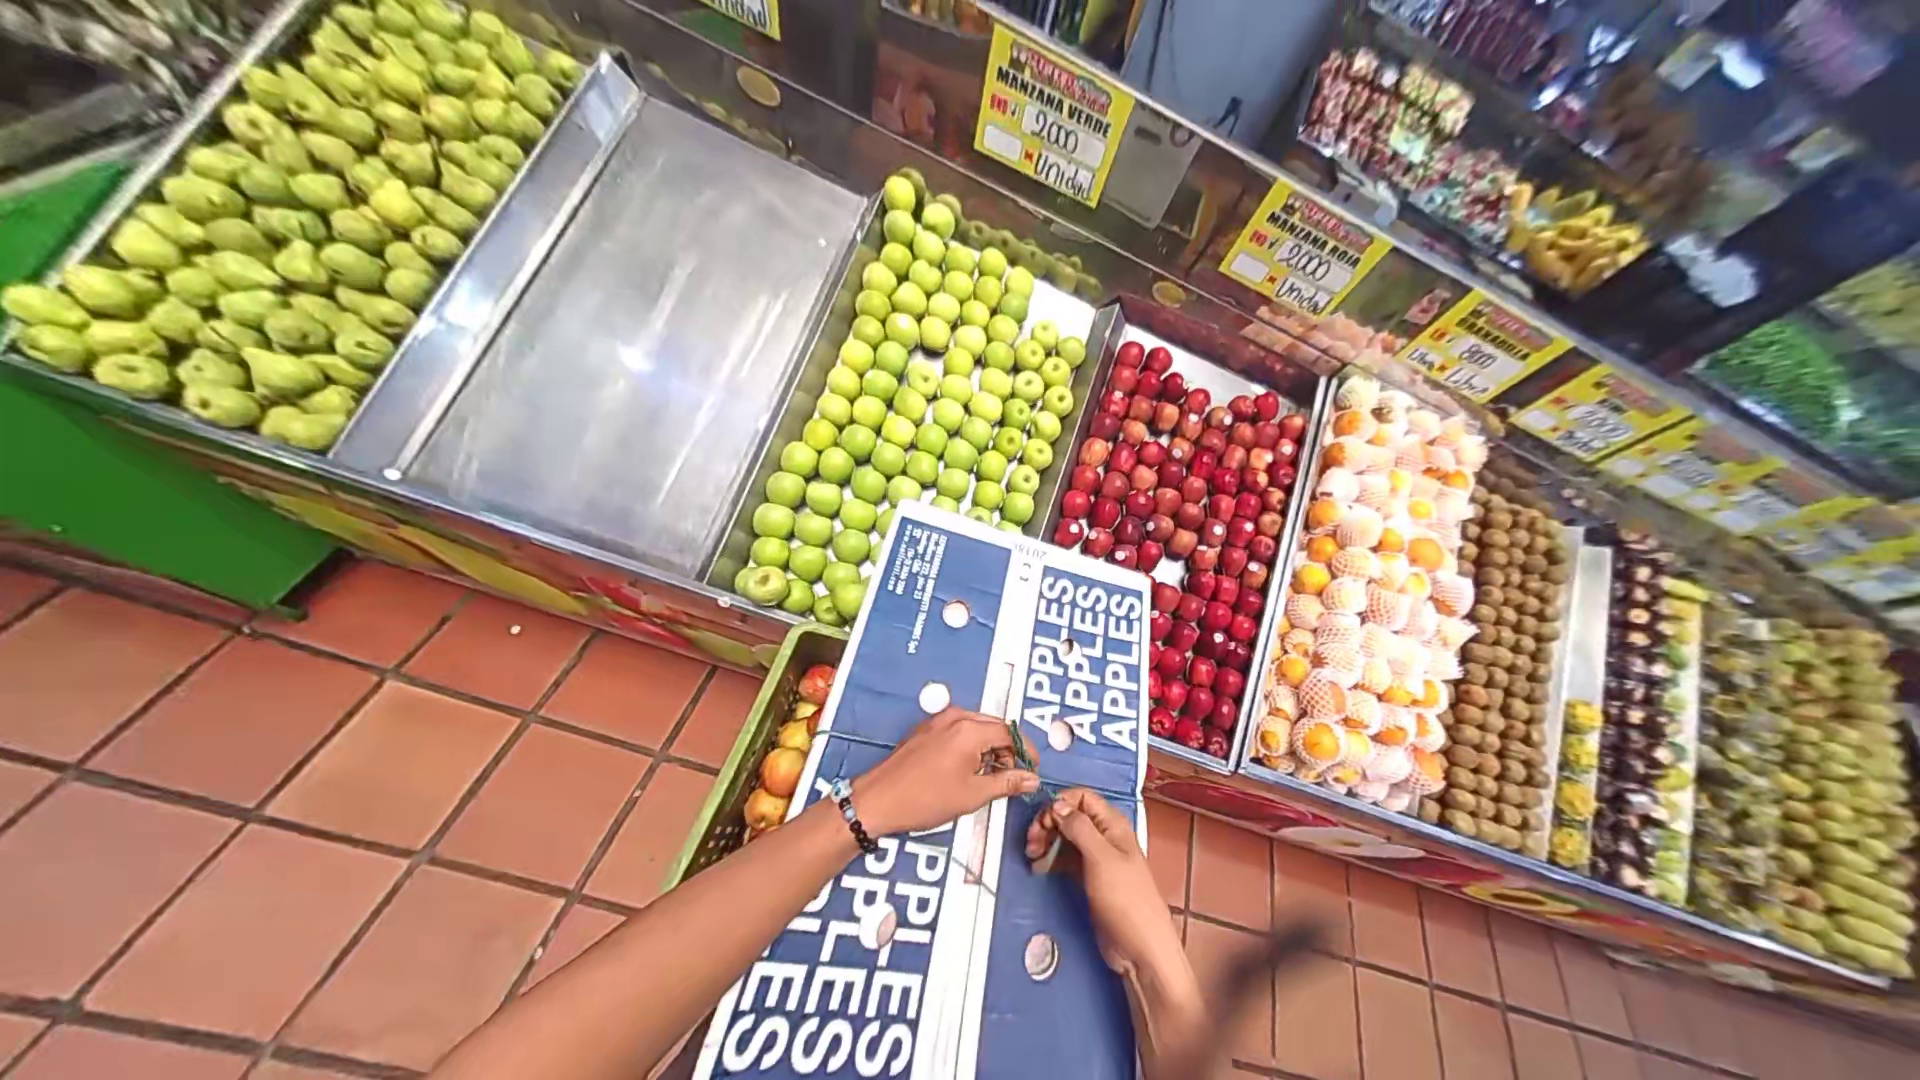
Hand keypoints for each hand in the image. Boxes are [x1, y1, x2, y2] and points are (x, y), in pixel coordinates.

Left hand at [853, 708, 1038, 835]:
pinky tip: (967, 769)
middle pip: (994, 726)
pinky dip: (970, 745)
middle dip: (1008, 750)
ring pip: (976, 727)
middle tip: (1012, 777)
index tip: (1032, 771)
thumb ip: (1006, 783)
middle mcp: (955, 717)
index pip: (1010, 733)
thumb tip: (1031, 779)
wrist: (879, 800)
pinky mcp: (926, 729)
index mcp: (969, 729)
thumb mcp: (973, 794)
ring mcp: (938, 721)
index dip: (1026, 753)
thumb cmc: (926, 798)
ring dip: (989, 748)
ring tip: (989, 777)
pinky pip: (959, 730)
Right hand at [1024, 789, 1185, 977]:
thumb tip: (1057, 804)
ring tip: (1032, 856)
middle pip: (1070, 816)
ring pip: (1065, 836)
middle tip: (1031, 842)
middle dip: (1048, 824)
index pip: (1081, 797)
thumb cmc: (1125, 900)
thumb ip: (1079, 827)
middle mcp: (1104, 835)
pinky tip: (1038, 868)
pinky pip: (1065, 858)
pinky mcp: (1089, 877)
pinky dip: (1051, 859)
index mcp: (1112, 824)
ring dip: (1046, 841)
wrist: (1140, 949)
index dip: (1059, 803)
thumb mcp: (1101, 858)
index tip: (1042, 821)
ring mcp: (1096, 857)